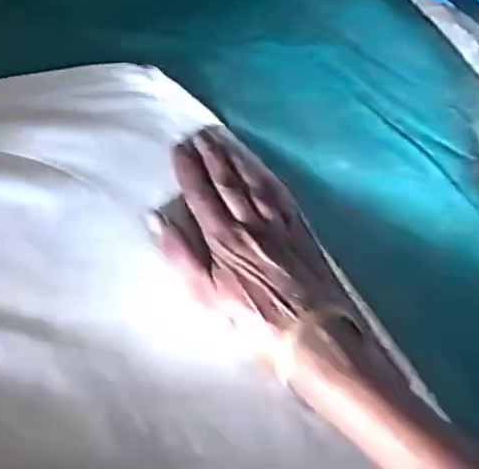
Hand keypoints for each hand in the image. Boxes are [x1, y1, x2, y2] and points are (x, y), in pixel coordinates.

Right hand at [157, 127, 350, 357]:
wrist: (322, 344)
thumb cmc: (255, 322)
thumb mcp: (207, 296)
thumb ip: (180, 255)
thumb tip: (156, 218)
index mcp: (223, 238)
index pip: (201, 194)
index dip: (189, 168)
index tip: (180, 146)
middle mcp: (251, 225)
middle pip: (228, 182)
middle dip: (212, 156)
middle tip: (201, 133)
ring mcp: (281, 228)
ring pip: (255, 184)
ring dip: (238, 159)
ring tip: (225, 140)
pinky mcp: (304, 236)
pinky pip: (283, 198)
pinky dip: (268, 178)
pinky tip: (261, 169)